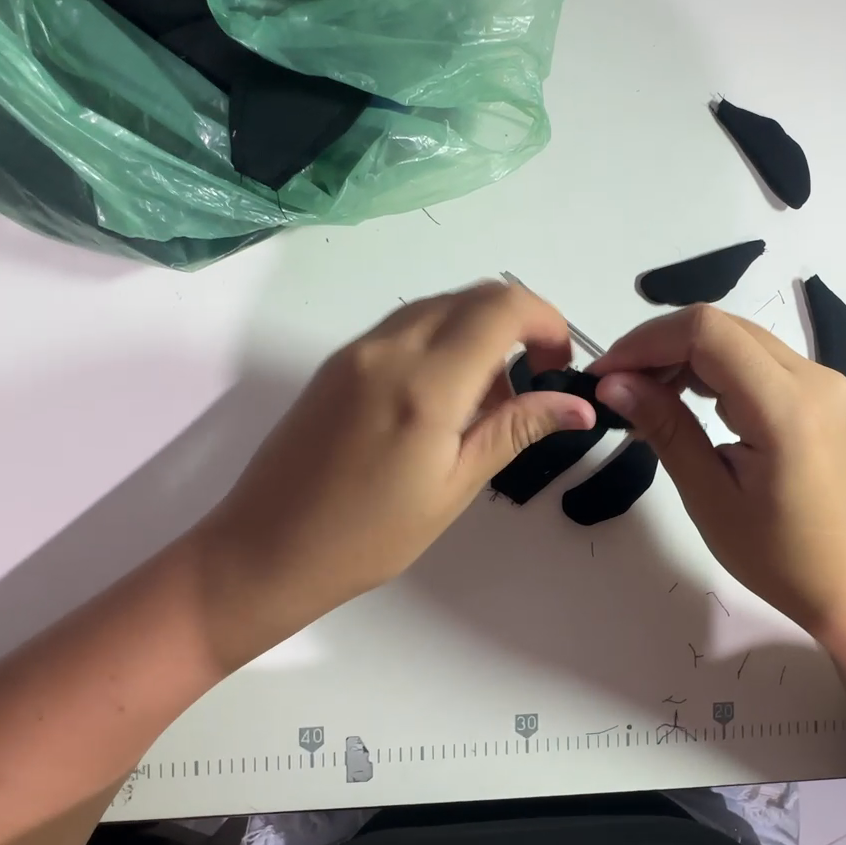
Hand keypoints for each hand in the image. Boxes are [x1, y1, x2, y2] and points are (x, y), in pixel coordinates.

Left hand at [197, 283, 594, 657]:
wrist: (266, 548)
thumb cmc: (370, 536)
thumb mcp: (454, 487)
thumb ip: (514, 431)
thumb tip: (578, 405)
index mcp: (426, 383)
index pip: (503, 307)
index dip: (547, 322)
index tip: (560, 366)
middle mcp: (389, 347)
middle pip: (473, 296)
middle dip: (520, 323)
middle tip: (535, 382)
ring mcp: (357, 350)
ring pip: (438, 307)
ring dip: (480, 332)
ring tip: (490, 402)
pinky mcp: (337, 363)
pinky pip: (405, 328)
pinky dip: (443, 342)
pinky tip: (445, 399)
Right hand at [588, 305, 845, 631]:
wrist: (836, 576)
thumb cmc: (771, 551)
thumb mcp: (707, 494)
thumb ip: (665, 427)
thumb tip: (612, 383)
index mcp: (785, 407)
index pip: (708, 333)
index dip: (647, 342)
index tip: (604, 375)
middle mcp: (810, 377)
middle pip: (721, 327)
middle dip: (658, 346)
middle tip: (615, 387)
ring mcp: (818, 380)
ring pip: (735, 337)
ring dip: (680, 355)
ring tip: (641, 396)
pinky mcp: (814, 390)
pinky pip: (752, 358)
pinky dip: (708, 368)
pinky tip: (680, 398)